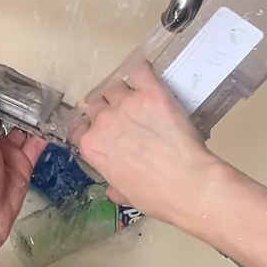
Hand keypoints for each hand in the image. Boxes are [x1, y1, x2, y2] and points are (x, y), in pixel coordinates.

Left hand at [0, 94, 44, 250]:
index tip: (4, 76)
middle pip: (3, 115)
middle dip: (16, 102)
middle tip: (32, 85)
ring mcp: (5, 152)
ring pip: (20, 128)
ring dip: (31, 117)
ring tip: (46, 100)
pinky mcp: (22, 164)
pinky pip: (34, 145)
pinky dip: (43, 134)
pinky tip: (53, 122)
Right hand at [72, 61, 235, 228]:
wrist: (188, 184)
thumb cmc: (157, 196)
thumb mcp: (127, 195)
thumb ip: (115, 187)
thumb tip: (113, 191)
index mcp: (92, 147)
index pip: (78, 128)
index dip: (90, 127)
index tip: (100, 130)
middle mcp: (103, 121)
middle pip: (95, 103)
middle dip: (104, 108)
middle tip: (121, 114)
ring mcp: (126, 103)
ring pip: (115, 86)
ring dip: (122, 91)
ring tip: (136, 96)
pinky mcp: (151, 92)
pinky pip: (139, 70)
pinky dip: (141, 71)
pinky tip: (147, 77)